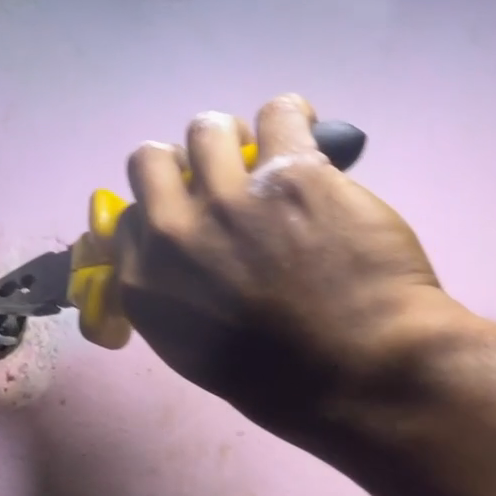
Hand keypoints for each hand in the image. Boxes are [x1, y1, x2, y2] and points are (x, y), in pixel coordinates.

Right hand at [116, 95, 495, 495]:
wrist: (366, 377)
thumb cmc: (285, 383)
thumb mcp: (195, 351)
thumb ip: (173, 292)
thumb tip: (180, 254)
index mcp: (145, 283)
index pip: (128, 215)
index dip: (164, 210)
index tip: (192, 215)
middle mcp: (172, 234)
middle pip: (151, 159)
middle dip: (184, 164)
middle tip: (222, 179)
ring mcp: (230, 200)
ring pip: (208, 128)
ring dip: (235, 140)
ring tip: (268, 156)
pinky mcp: (290, 174)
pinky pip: (278, 112)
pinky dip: (292, 117)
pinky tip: (308, 131)